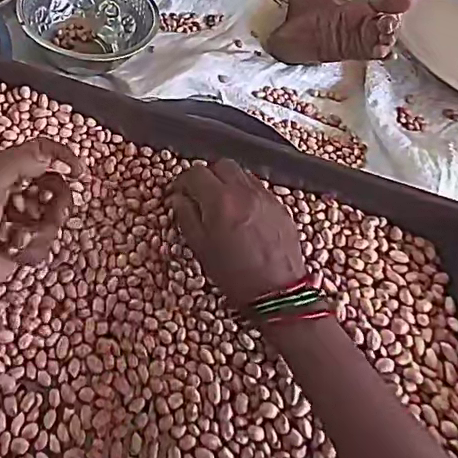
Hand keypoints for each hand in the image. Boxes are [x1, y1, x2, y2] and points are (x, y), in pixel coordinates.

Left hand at [0, 138, 84, 288]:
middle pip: (57, 186)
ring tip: (19, 238)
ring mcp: (23, 218)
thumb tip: (50, 158)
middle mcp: (18, 191)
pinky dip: (33, 248)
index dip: (62, 157)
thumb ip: (20, 161)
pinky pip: (47, 242)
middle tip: (48, 213)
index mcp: (7, 170)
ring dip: (41, 230)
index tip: (77, 171)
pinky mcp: (26, 244)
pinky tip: (14, 251)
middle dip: (56, 202)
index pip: (42, 152)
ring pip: (56, 217)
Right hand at [168, 160, 305, 306]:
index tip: (178, 192)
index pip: (195, 173)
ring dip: (226, 181)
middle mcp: (244, 192)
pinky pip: (258, 187)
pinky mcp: (280, 206)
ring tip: (220, 202)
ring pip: (241, 173)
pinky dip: (245, 191)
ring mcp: (265, 197)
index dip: (182, 181)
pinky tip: (240, 212)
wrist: (277, 292)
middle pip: (220, 165)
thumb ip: (186, 215)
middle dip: (206, 175)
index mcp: (220, 200)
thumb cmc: (235, 274)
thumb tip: (178, 198)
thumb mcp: (200, 246)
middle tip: (198, 194)